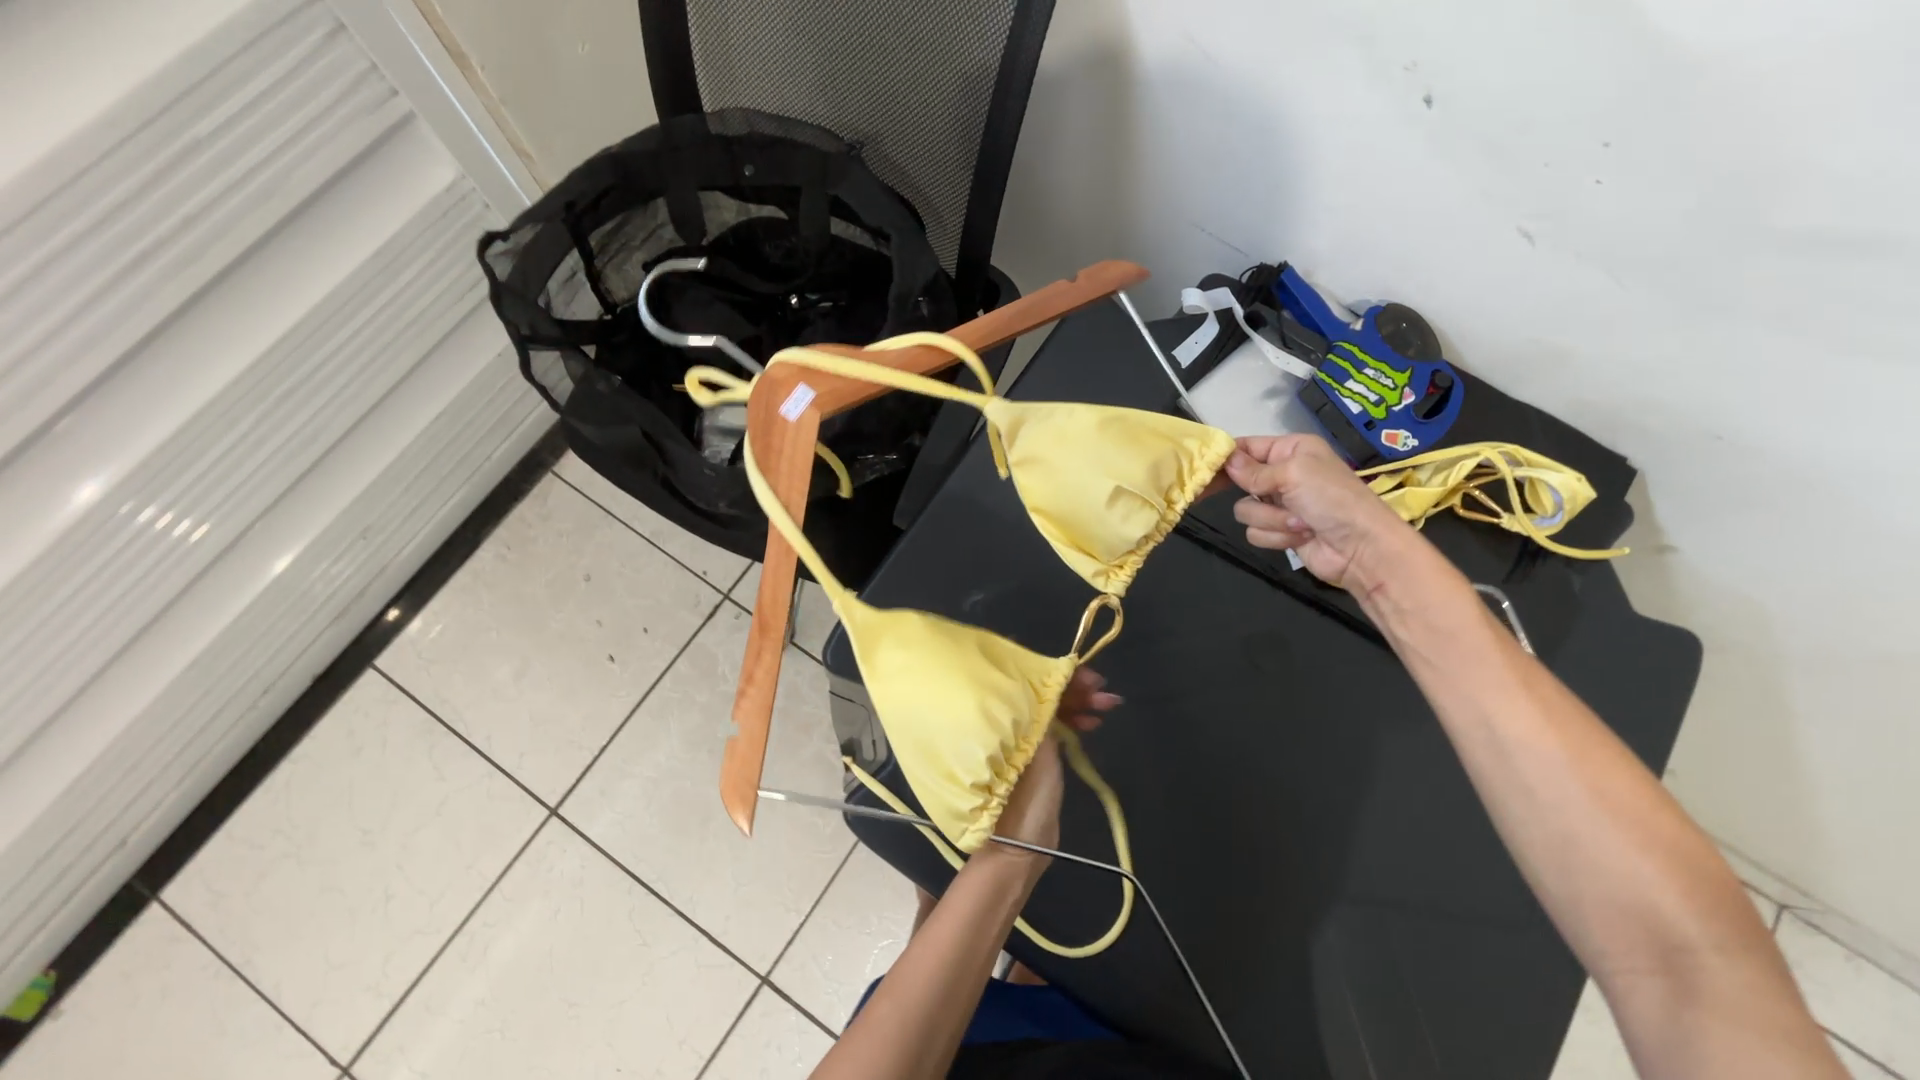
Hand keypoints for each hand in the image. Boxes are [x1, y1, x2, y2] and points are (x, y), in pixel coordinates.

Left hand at [989, 668, 1121, 859]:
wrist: (1021, 847)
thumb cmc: (1026, 798)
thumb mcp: (1039, 752)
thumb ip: (1045, 716)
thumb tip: (1057, 684)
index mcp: (1003, 720)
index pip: (1035, 685)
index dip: (1067, 678)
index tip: (1094, 681)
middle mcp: (1011, 725)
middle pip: (1046, 696)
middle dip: (1078, 692)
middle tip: (1108, 697)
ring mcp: (1025, 742)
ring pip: (1054, 712)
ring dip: (1080, 706)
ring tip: (1106, 709)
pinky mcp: (1037, 758)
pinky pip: (1056, 729)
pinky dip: (1073, 723)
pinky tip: (1091, 723)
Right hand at [1220, 435, 1414, 590]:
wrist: (1361, 548)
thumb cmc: (1332, 499)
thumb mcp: (1293, 474)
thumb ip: (1254, 470)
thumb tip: (1226, 460)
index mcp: (1292, 450)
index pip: (1248, 447)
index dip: (1226, 456)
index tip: (1202, 465)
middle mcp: (1285, 474)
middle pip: (1241, 479)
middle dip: (1246, 490)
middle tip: (1203, 494)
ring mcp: (1282, 504)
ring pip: (1246, 509)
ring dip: (1270, 518)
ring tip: (1299, 522)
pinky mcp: (1280, 531)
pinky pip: (1256, 532)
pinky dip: (1276, 535)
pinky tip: (1300, 536)